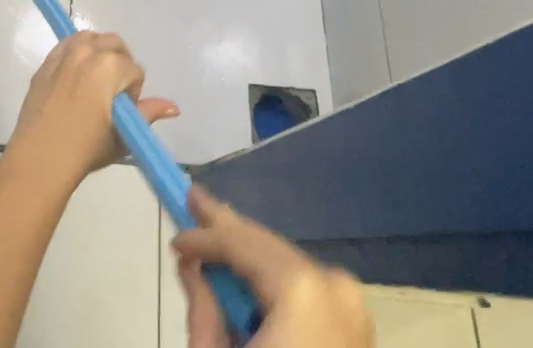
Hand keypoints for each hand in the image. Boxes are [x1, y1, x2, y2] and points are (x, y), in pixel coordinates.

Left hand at [8, 32, 178, 178]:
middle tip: (113, 93)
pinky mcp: (47, 61)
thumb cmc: (86, 148)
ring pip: (91, 38)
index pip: (135, 71)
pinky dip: (77, 52)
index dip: (133, 92)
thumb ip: (147, 114)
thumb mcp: (122, 135)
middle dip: (121, 64)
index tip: (122, 111)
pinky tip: (76, 75)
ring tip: (97, 80)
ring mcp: (64, 53)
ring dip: (100, 52)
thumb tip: (174, 107)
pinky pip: (68, 44)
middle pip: (115, 45)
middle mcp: (88, 51)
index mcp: (111, 67)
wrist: (41, 155)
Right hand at [173, 188, 372, 347]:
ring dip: (249, 258)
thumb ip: (204, 308)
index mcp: (301, 292)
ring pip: (285, 266)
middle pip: (267, 247)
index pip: (240, 244)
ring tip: (215, 239)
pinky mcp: (358, 331)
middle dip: (227, 231)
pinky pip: (305, 291)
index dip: (202, 236)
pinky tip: (248, 281)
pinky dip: (274, 283)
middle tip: (192, 201)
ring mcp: (354, 309)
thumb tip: (193, 268)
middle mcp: (334, 288)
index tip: (174, 237)